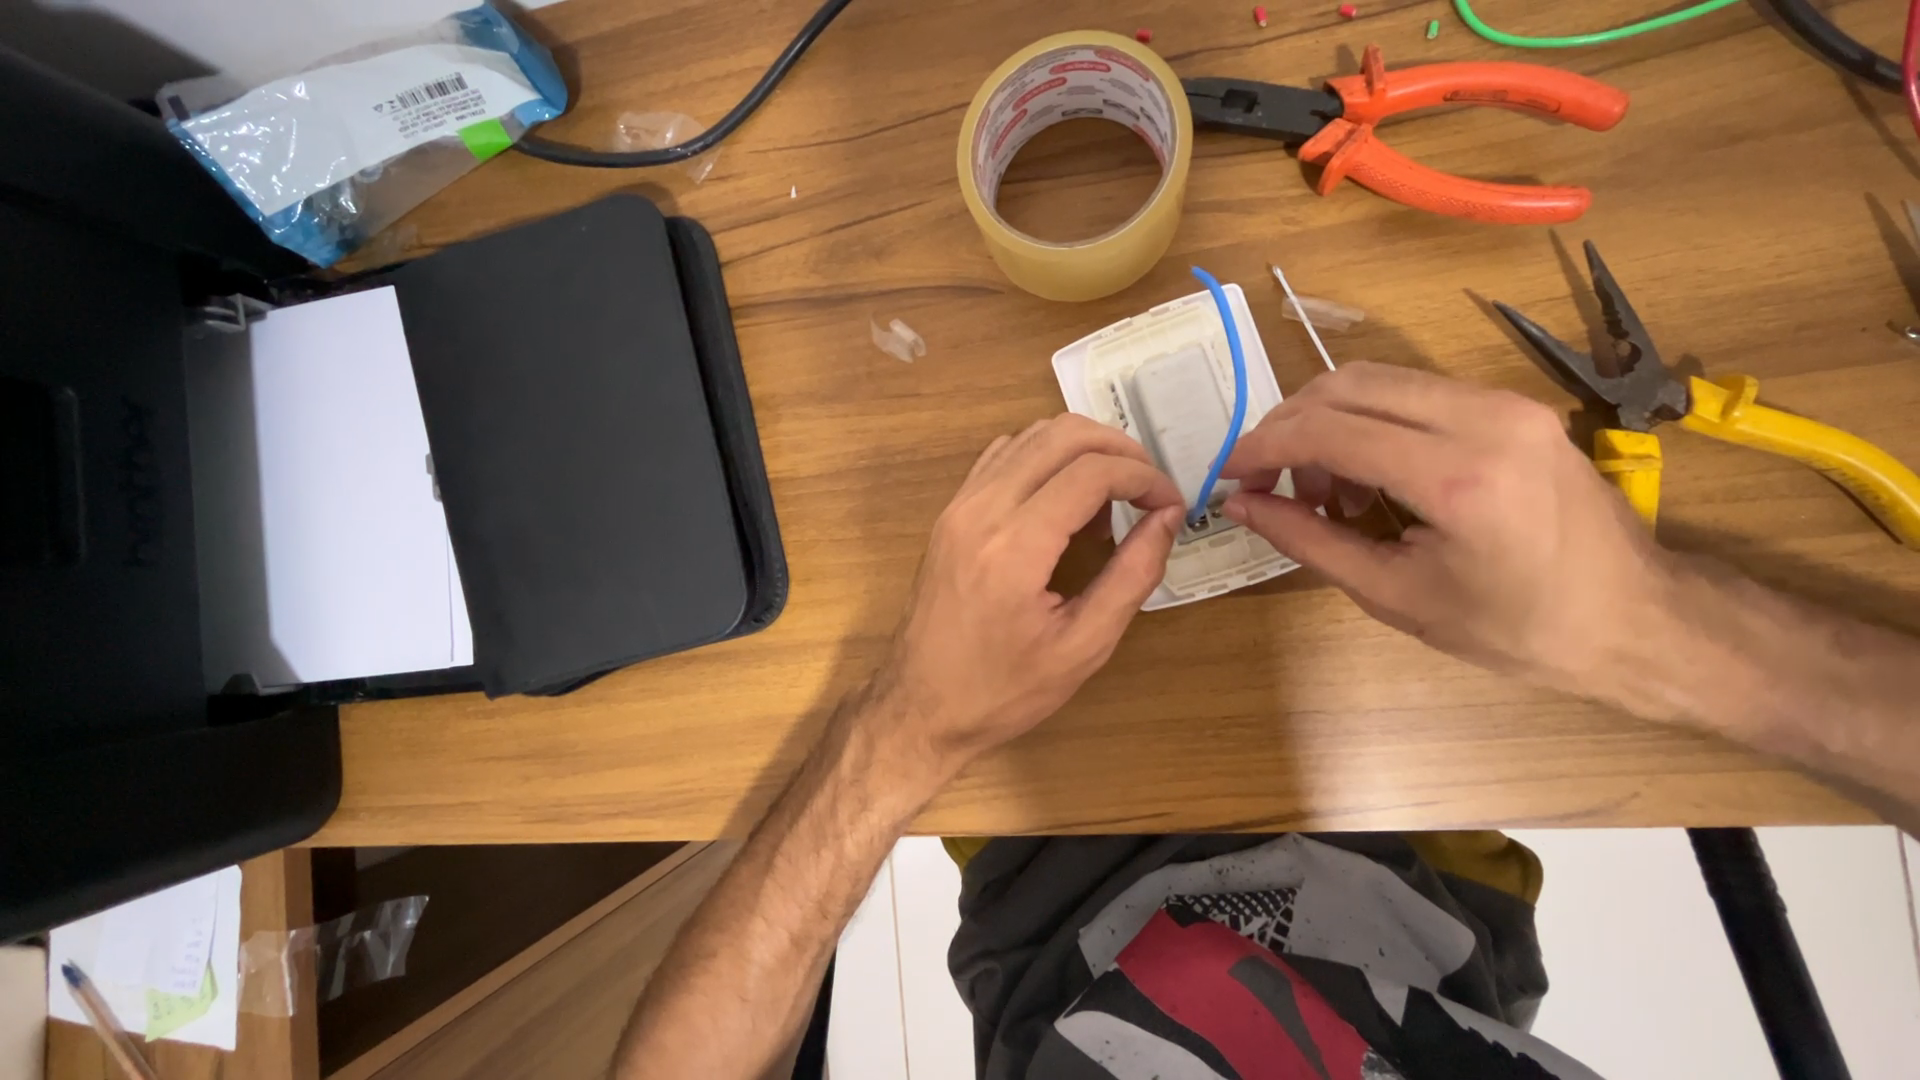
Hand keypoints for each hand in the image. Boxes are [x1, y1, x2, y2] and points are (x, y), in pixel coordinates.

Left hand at [868, 414, 1183, 776]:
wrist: (919, 706)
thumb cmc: (1002, 691)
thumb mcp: (1082, 648)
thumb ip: (1132, 576)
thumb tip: (1168, 517)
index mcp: (1014, 547)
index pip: (1092, 472)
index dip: (1144, 477)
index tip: (1170, 505)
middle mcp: (981, 510)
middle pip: (1062, 434)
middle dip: (1119, 449)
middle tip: (1148, 490)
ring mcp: (958, 505)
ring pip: (1030, 436)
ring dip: (1081, 451)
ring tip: (1109, 502)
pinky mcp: (949, 512)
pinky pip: (1003, 456)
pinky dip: (1044, 458)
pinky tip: (1063, 501)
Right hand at [1219, 362, 1672, 693]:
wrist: (1639, 620)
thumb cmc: (1516, 628)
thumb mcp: (1395, 595)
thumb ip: (1309, 541)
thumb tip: (1241, 505)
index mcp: (1458, 477)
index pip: (1329, 431)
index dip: (1263, 448)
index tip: (1227, 476)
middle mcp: (1484, 418)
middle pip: (1345, 386)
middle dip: (1286, 428)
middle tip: (1264, 484)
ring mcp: (1504, 402)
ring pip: (1374, 380)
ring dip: (1323, 424)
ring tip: (1320, 492)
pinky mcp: (1510, 404)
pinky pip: (1409, 393)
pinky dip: (1363, 424)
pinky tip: (1362, 476)